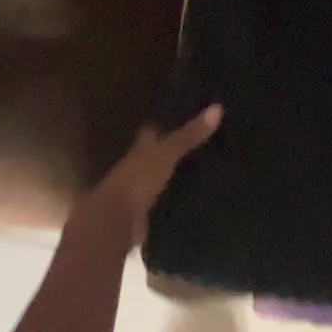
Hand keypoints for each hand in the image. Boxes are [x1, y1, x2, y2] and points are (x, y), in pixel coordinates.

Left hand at [68, 105, 222, 250]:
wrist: (114, 223)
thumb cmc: (136, 181)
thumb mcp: (166, 154)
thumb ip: (188, 135)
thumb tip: (217, 107)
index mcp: (139, 151)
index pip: (151, 133)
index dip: (163, 126)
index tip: (181, 119)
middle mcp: (136, 170)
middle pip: (155, 158)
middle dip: (172, 154)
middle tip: (201, 148)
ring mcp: (139, 195)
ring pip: (161, 182)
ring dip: (176, 180)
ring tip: (205, 175)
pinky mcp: (146, 218)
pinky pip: (166, 206)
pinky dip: (177, 203)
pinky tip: (196, 202)